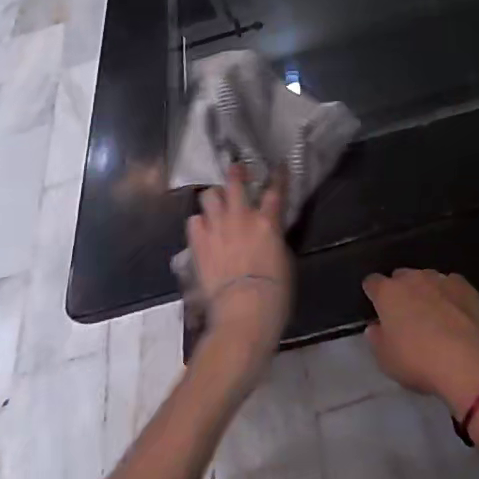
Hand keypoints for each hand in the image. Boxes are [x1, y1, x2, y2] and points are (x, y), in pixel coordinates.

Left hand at [186, 166, 292, 368]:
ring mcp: (216, 227)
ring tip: (215, 201)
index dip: (278, 176)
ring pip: (209, 195)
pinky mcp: (198, 242)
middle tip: (236, 170)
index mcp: (267, 222)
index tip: (279, 166)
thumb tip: (268, 231)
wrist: (244, 311)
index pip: (275, 191)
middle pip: (235, 183)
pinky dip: (199, 222)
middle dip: (236, 173)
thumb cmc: (274, 294)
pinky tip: (203, 229)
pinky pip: (194, 220)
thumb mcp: (284, 260)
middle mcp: (240, 217)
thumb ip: (274, 238)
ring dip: (214, 196)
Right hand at [363, 269, 478, 414]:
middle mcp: (411, 278)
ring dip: (426, 292)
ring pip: (426, 279)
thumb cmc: (420, 362)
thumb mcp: (386, 360)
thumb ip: (376, 339)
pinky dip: (450, 295)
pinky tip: (457, 314)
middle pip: (400, 277)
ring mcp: (440, 280)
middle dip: (401, 291)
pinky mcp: (465, 287)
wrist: (470, 364)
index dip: (374, 295)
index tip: (378, 310)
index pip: (372, 283)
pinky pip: (451, 285)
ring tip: (435, 316)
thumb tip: (375, 327)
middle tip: (407, 316)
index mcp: (387, 293)